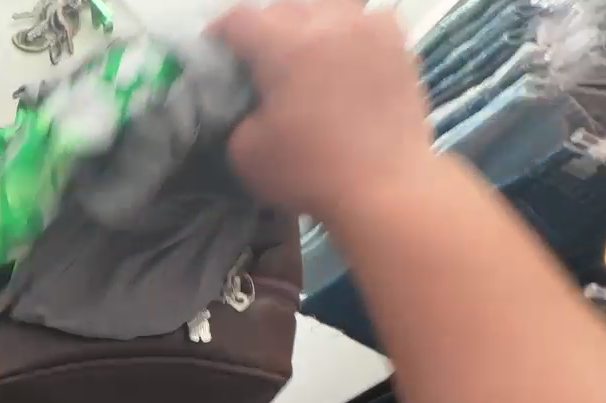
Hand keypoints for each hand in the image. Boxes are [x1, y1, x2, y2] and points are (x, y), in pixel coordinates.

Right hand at [210, 0, 436, 227]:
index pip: (242, 19)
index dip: (218, 31)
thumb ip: (240, 111)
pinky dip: (339, 31)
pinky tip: (333, 57)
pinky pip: (361, 20)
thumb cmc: (304, 170)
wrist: (381, 181)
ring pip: (327, 4)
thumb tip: (249, 96)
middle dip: (261, 25)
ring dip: (303, 21)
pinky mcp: (397, 43)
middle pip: (286, 4)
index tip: (208, 49)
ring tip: (293, 50)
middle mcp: (333, 23)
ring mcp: (372, 27)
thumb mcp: (245, 150)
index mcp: (289, 48)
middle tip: (248, 55)